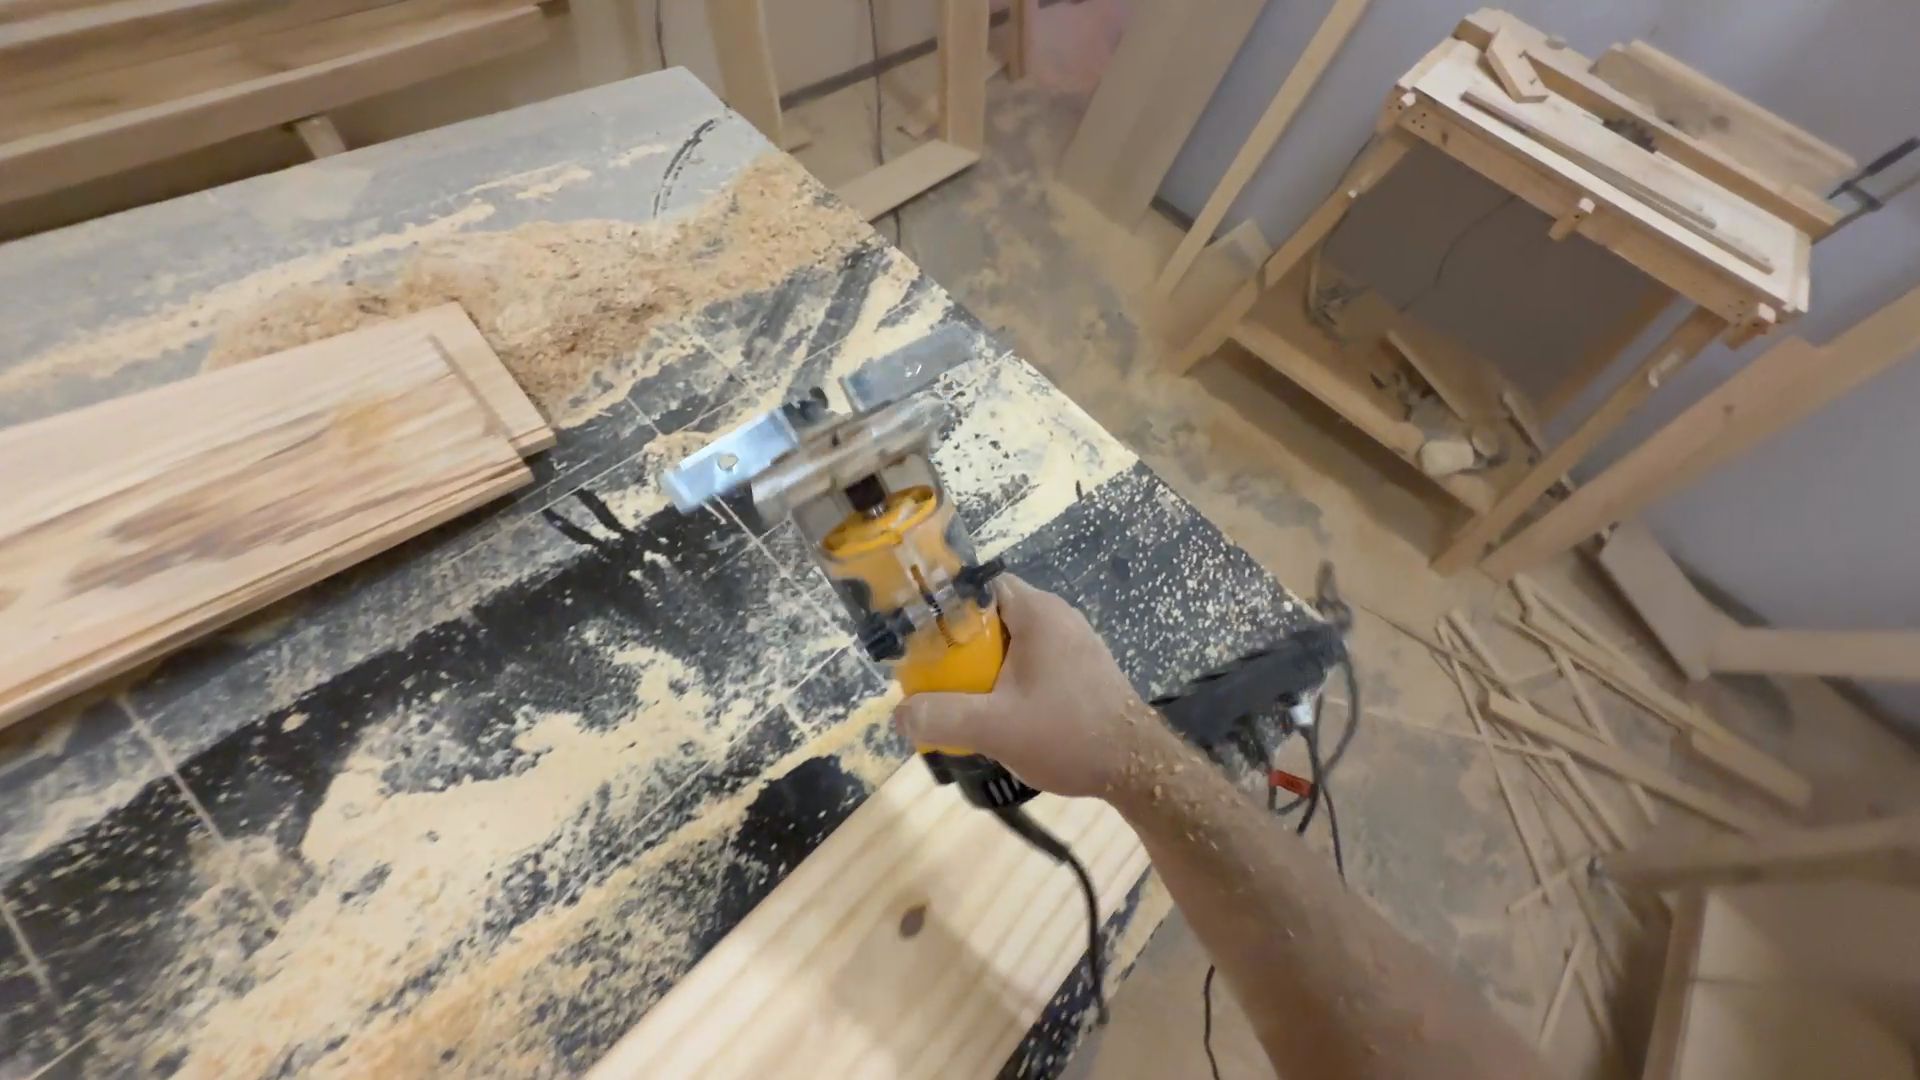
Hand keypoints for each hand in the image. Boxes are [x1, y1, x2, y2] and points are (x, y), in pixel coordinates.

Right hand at [893, 575, 1168, 797]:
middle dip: (963, 641)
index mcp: (1037, 612)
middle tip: (938, 673)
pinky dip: (1013, 675)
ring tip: (965, 694)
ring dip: (988, 663)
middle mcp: (1057, 615)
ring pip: (1015, 639)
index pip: (980, 586)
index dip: (947, 606)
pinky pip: (1035, 657)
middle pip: (994, 614)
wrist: (1138, 767)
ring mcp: (1074, 640)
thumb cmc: (1068, 734)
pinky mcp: (1083, 666)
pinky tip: (1004, 708)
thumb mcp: (995, 728)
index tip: (923, 637)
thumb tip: (899, 715)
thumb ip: (942, 718)